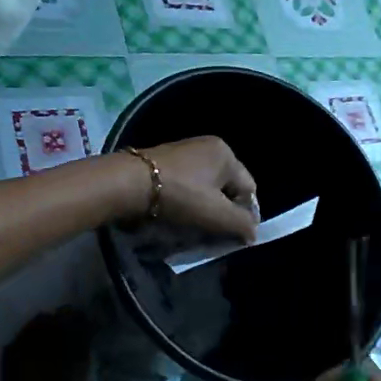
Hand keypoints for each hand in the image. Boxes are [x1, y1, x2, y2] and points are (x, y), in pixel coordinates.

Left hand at [121, 137, 258, 242]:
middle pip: (226, 188)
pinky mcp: (164, 160)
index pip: (249, 189)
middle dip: (223, 211)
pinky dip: (186, 200)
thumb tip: (252, 233)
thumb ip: (242, 225)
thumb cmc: (181, 197)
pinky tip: (176, 213)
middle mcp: (208, 146)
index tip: (233, 234)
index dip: (245, 215)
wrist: (128, 184)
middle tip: (212, 232)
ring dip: (203, 208)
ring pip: (206, 187)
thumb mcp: (217, 215)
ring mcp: (184, 151)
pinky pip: (186, 184)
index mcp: (226, 154)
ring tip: (192, 226)